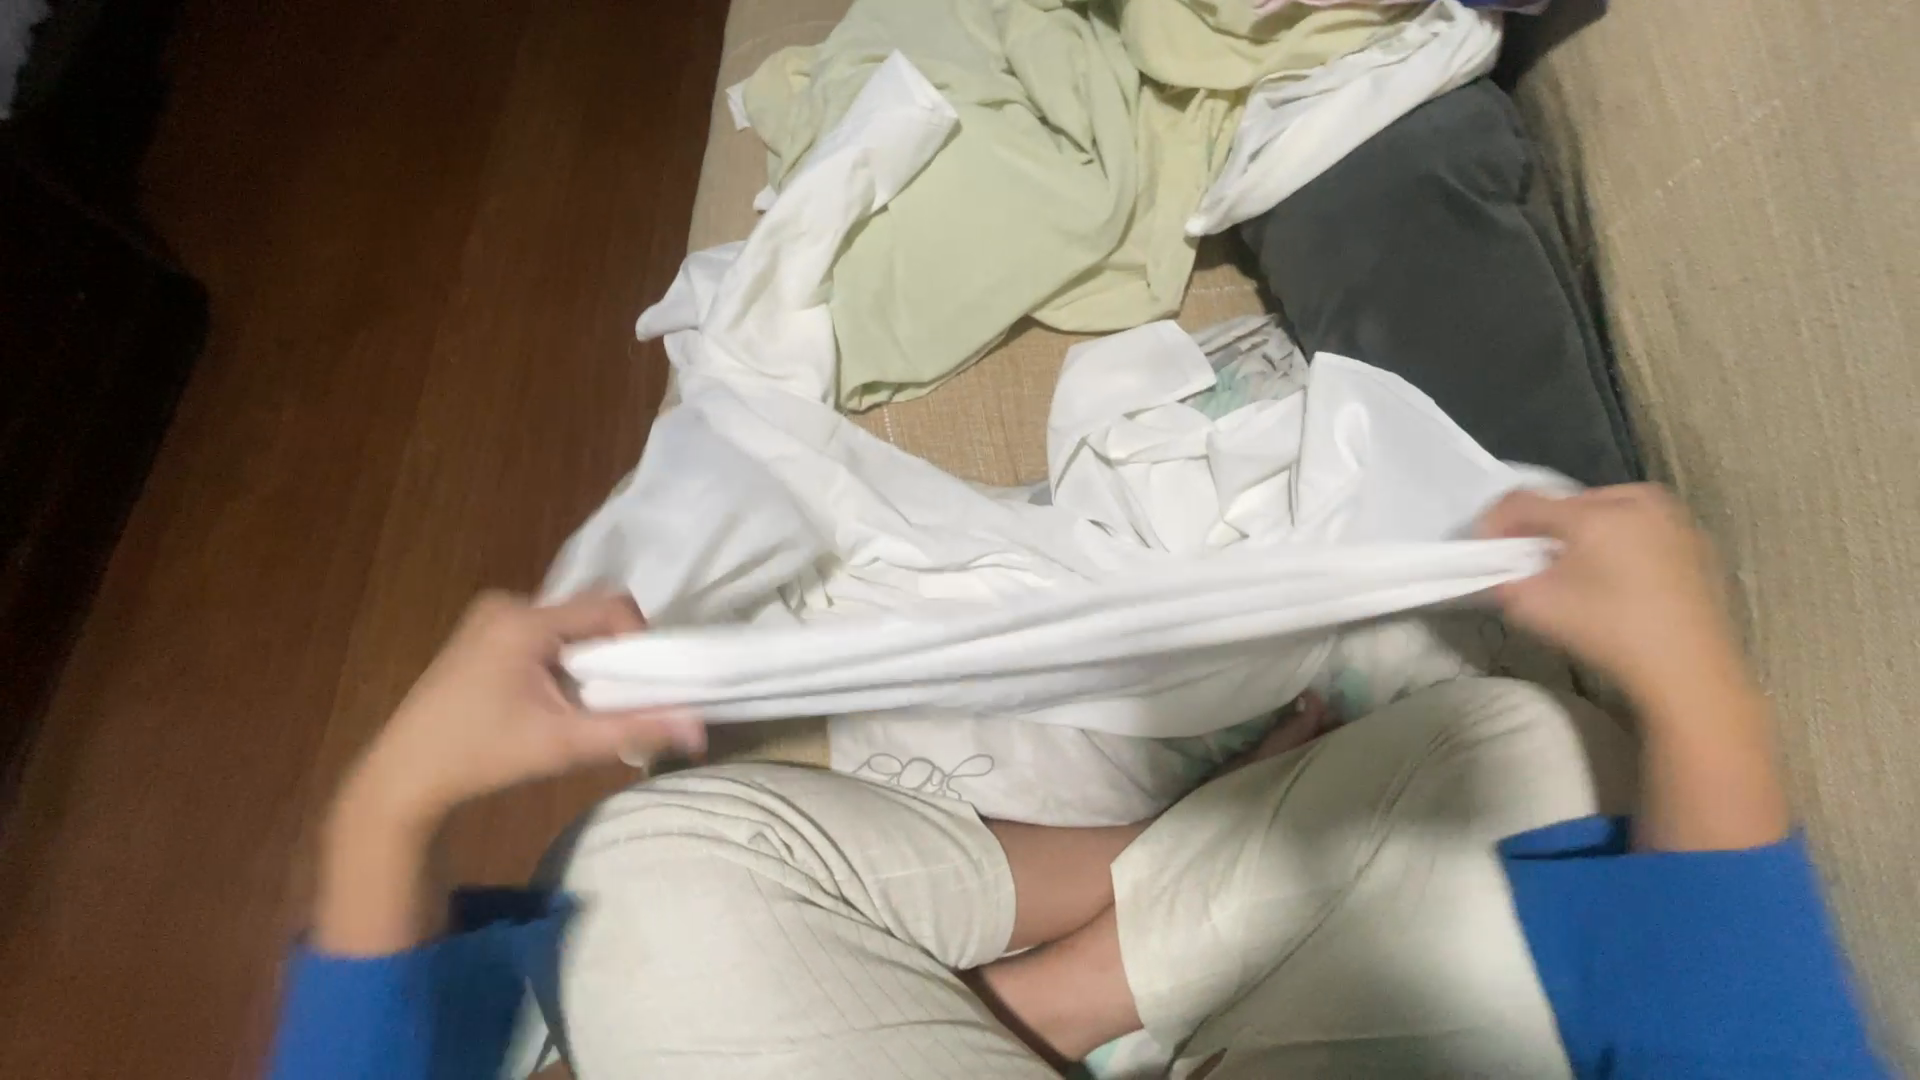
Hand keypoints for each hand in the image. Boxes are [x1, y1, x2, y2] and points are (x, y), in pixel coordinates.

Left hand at [341, 590, 703, 829]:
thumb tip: (700, 731)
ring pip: (571, 620)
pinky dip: (564, 653)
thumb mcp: (564, 744)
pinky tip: (553, 692)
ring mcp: (491, 615)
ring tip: (584, 697)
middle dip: (613, 648)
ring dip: (589, 652)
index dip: (639, 639)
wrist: (401, 780)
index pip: (612, 607)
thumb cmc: (482, 758)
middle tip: (616, 692)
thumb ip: (635, 729)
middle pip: (592, 610)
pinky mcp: (482, 631)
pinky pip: (548, 628)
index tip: (641, 681)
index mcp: (525, 621)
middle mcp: (508, 605)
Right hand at [1477, 484, 1744, 698]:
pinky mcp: (1694, 539)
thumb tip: (1494, 567)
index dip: (1493, 522)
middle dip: (1538, 526)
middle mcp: (1637, 502)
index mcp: (1595, 513)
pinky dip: (1612, 538)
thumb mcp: (1530, 605)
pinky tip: (1608, 572)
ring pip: (1602, 509)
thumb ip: (1499, 576)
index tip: (1484, 551)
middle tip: (1529, 559)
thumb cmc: (1605, 631)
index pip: (1522, 500)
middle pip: (1565, 501)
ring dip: (1575, 530)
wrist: (1688, 669)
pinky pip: (1635, 524)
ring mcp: (1673, 518)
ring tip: (1569, 564)